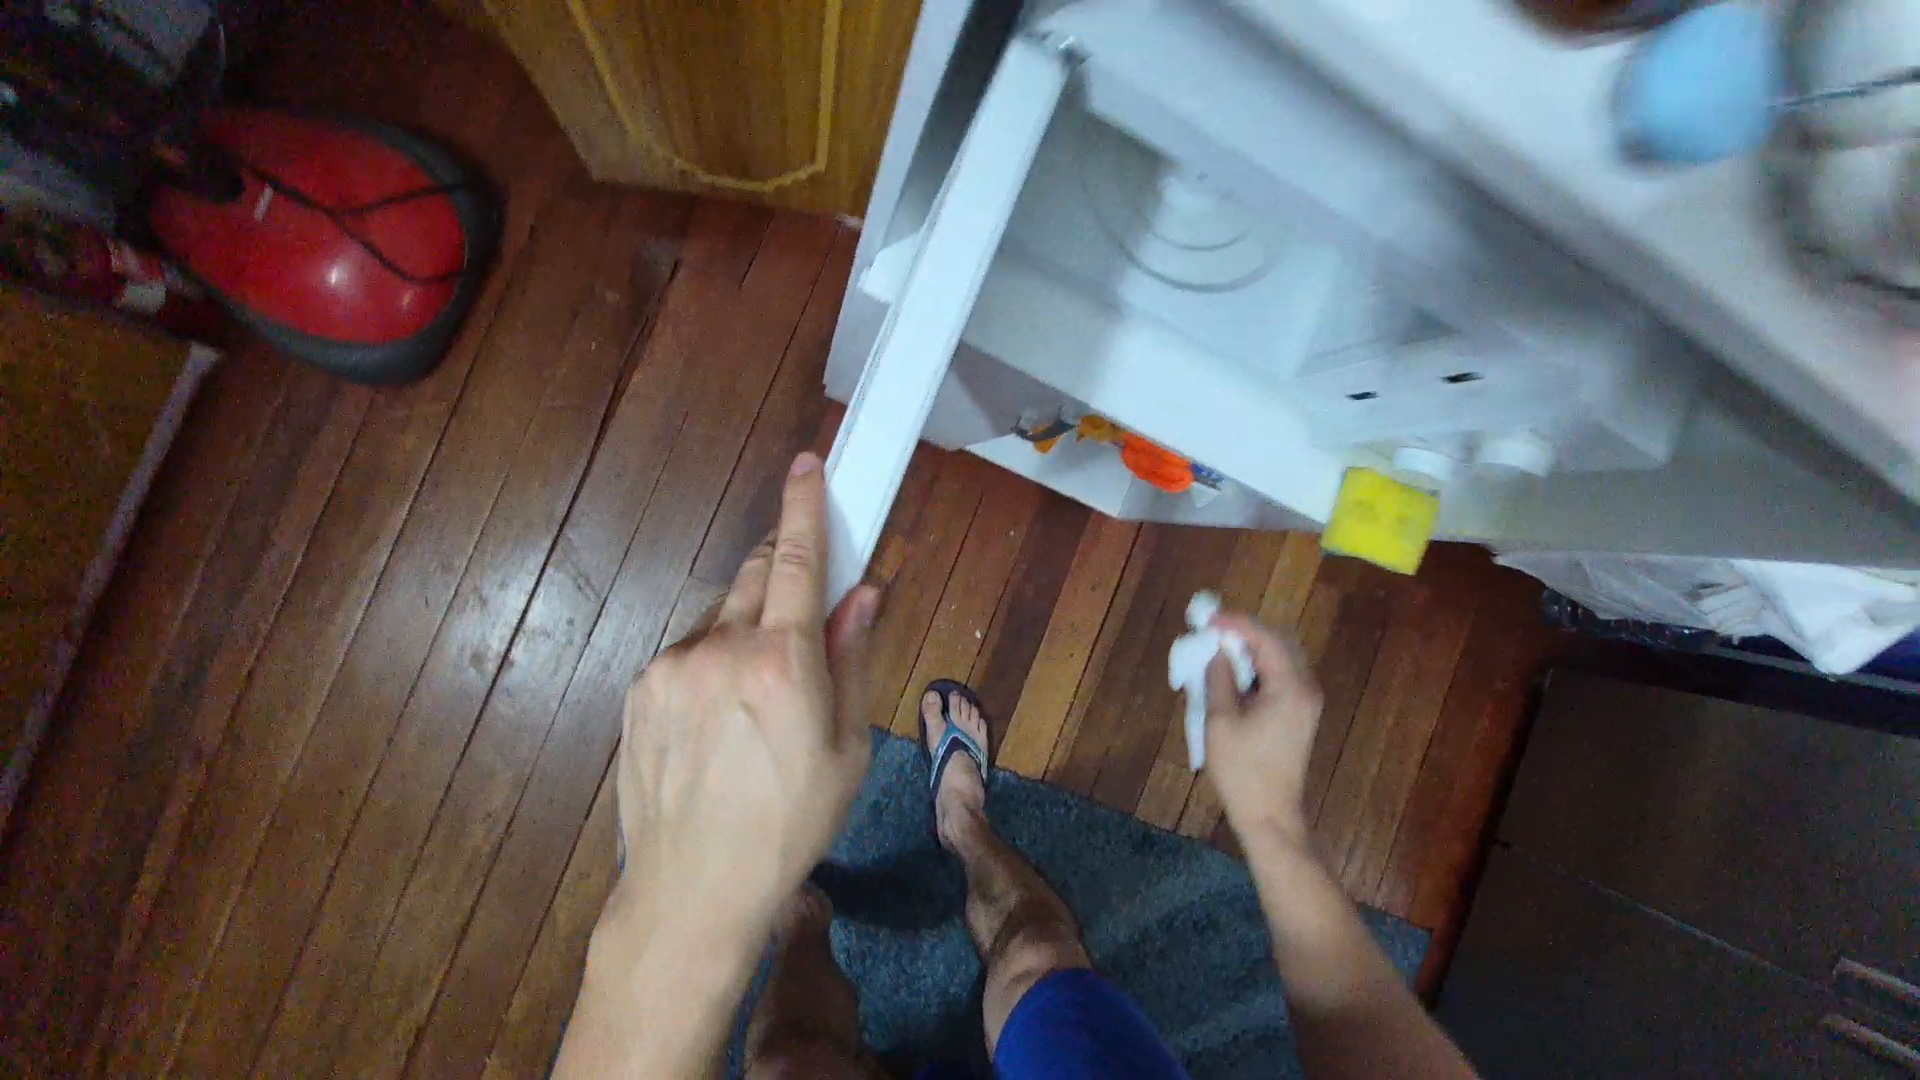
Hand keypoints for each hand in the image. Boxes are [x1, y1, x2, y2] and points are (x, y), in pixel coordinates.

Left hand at [612, 452, 880, 939]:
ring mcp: (671, 666)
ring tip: (760, 689)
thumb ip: (850, 658)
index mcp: (781, 663)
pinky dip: (714, 655)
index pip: (796, 561)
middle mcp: (720, 649)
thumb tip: (862, 593)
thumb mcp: (846, 747)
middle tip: (803, 597)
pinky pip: (690, 648)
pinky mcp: (640, 686)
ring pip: (721, 613)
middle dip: (781, 567)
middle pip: (755, 572)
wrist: (693, 887)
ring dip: (748, 623)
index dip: (805, 505)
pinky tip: (721, 713)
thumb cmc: (790, 822)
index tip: (808, 463)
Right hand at [1202, 612, 1323, 849]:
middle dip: (1247, 630)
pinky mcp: (1301, 713)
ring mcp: (1307, 701)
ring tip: (1220, 647)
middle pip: (1281, 641)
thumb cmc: (1242, 769)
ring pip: (1283, 656)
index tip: (1208, 620)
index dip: (1236, 624)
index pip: (1266, 638)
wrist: (1270, 814)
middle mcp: (1306, 688)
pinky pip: (1282, 674)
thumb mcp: (1220, 720)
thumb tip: (1218, 652)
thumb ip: (1219, 678)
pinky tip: (1235, 670)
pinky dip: (1259, 664)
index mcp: (1290, 688)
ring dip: (1253, 646)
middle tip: (1214, 630)